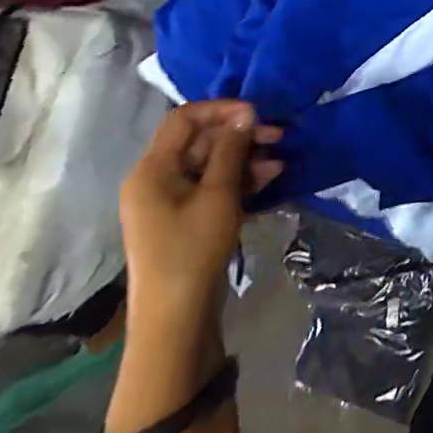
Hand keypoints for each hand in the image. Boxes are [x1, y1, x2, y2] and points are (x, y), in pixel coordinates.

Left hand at [119, 99, 283, 319]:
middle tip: (278, 137)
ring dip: (245, 160)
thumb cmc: (192, 250)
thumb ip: (232, 150)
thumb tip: (245, 114)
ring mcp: (169, 203)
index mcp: (152, 169)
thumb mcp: (218, 195)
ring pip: (210, 166)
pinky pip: (211, 189)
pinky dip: (238, 182)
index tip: (256, 114)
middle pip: (200, 142)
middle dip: (240, 137)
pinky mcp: (185, 222)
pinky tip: (269, 181)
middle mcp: (156, 180)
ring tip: (280, 163)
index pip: (184, 119)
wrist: (175, 322)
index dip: (221, 110)